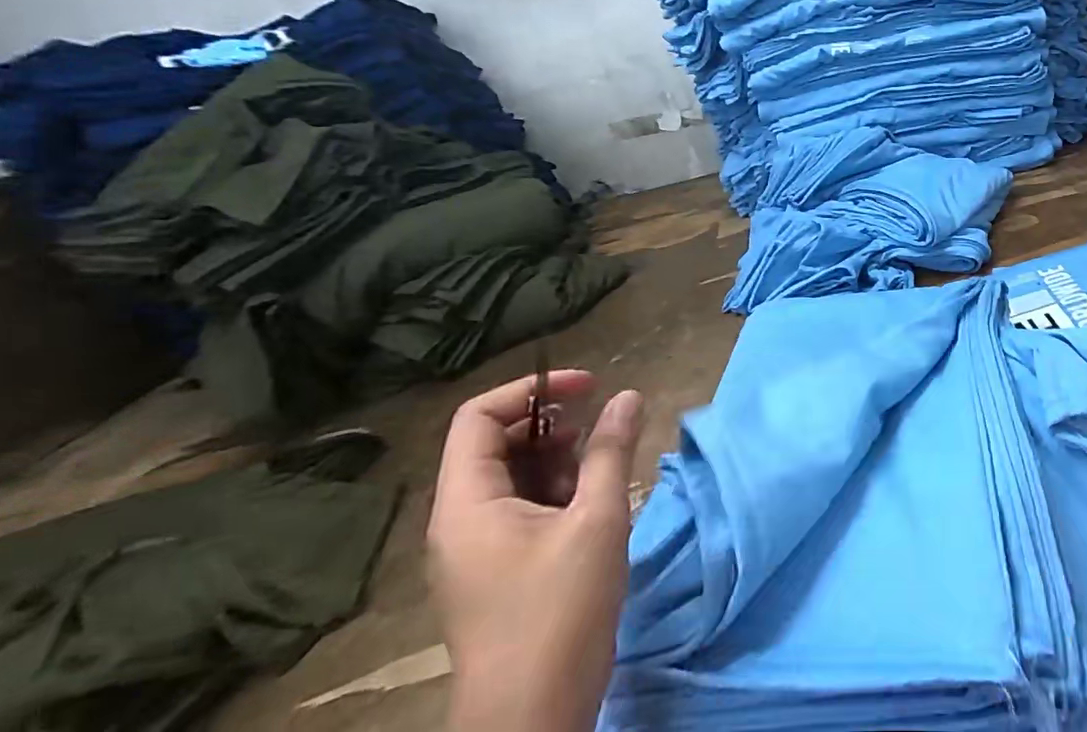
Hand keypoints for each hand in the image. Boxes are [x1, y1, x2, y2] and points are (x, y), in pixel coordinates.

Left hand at [428, 369, 645, 731]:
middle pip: (493, 444)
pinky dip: (551, 495)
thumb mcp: (597, 521)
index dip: (531, 390)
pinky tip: (587, 509)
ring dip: (554, 462)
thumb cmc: (560, 613)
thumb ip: (610, 451)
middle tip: (596, 432)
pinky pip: (515, 510)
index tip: (586, 388)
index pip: (479, 415)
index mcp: (466, 501)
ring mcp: (472, 549)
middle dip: (548, 427)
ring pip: (509, 478)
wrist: (532, 722)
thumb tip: (628, 396)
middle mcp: (458, 519)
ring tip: (597, 474)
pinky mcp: (491, 571)